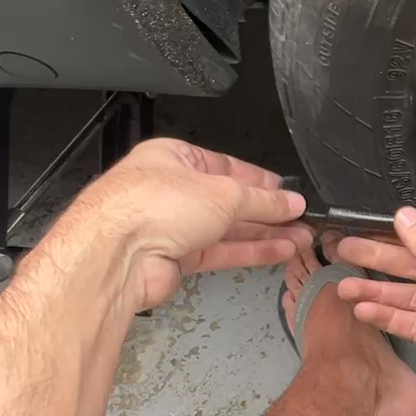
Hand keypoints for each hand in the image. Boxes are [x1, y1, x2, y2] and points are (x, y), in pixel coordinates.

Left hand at [47, 138, 309, 310]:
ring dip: (266, 234)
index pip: (228, 167)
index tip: (288, 193)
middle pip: (231, 200)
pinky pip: (222, 251)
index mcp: (174, 158)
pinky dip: (251, 251)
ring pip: (229, 229)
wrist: (115, 256)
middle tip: (299, 218)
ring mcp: (172, 225)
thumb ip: (264, 200)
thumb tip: (290, 201)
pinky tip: (279, 250)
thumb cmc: (147, 208)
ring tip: (300, 237)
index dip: (261, 181)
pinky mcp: (176, 257)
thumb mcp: (224, 193)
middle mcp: (171, 190)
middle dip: (268, 211)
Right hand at [333, 208, 415, 415]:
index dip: (399, 237)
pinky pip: (413, 324)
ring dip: (378, 292)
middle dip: (380, 261)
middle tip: (346, 251)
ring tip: (345, 287)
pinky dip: (389, 318)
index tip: (368, 231)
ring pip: (412, 297)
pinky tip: (366, 311)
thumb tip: (408, 218)